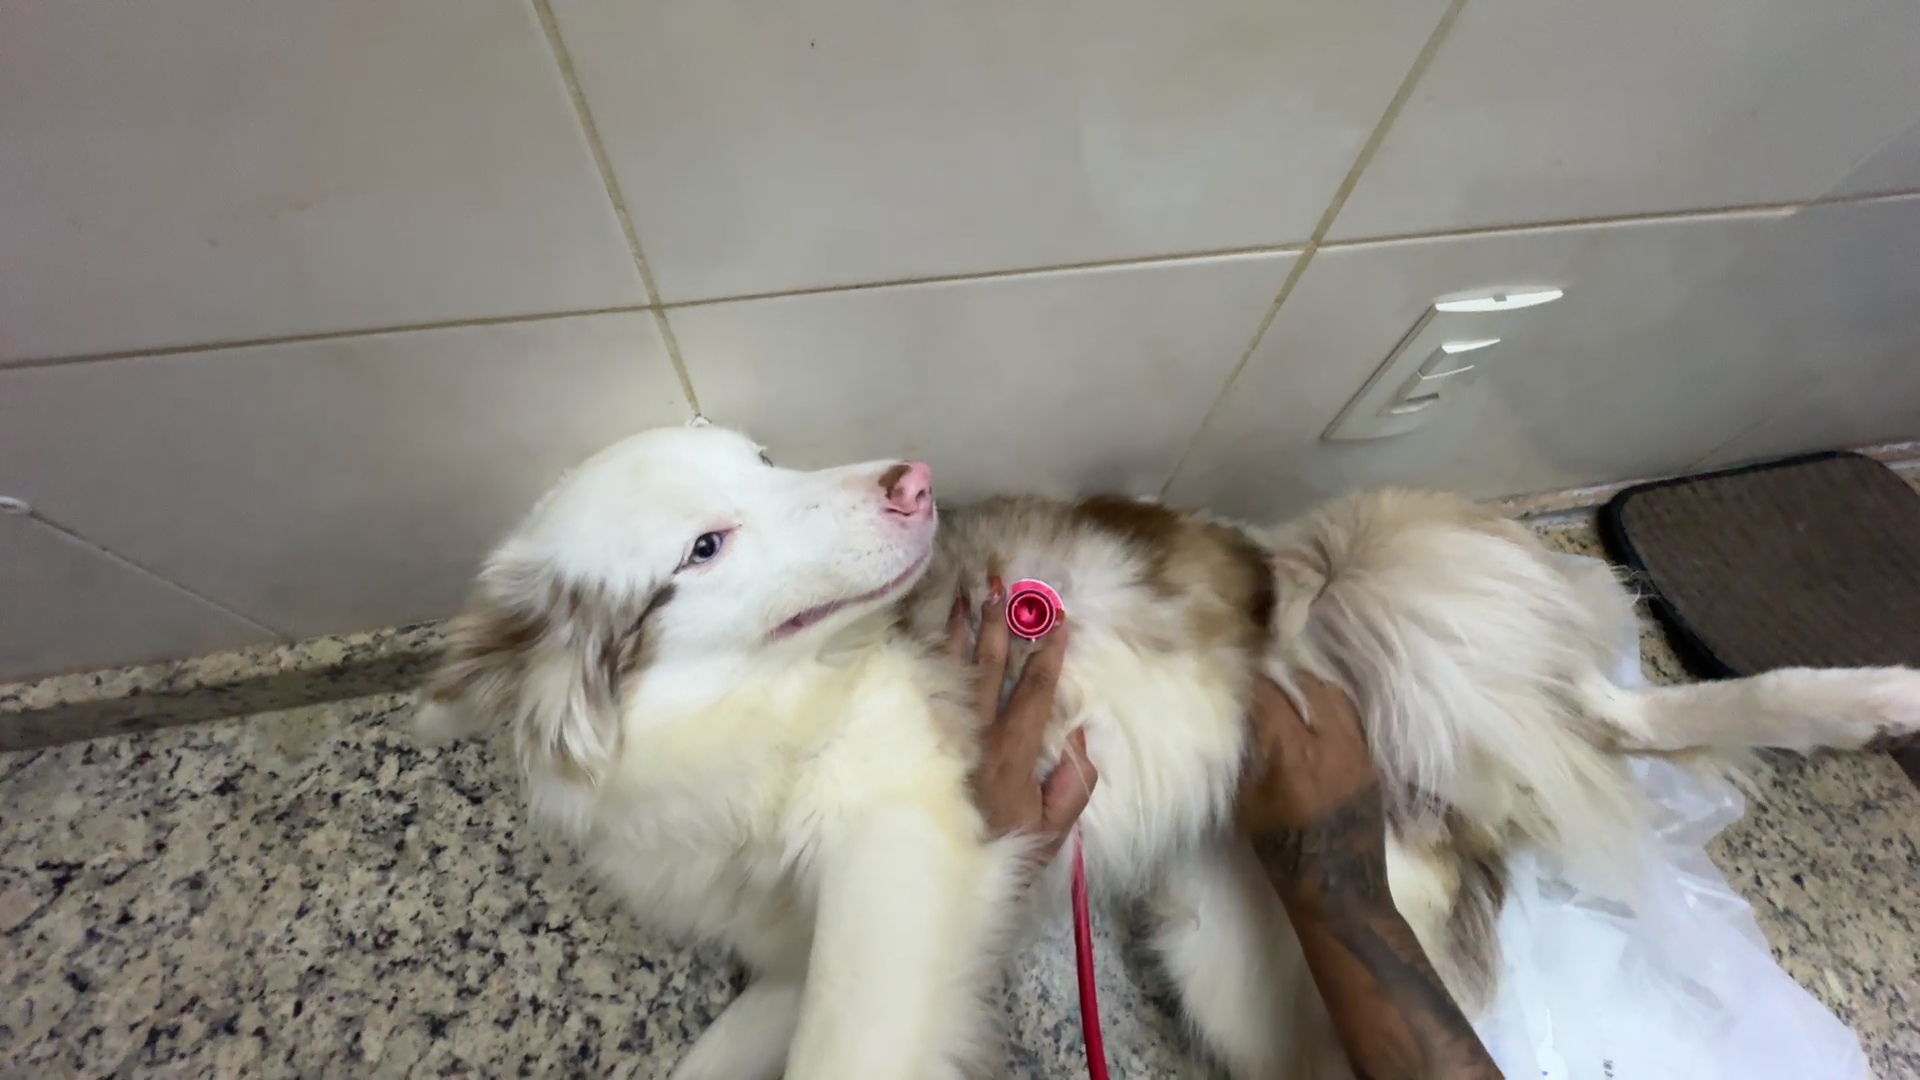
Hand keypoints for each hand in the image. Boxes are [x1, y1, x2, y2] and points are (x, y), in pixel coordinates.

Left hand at [947, 577, 1096, 860]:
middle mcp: (978, 732)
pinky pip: (934, 684)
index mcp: (1012, 751)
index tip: (1058, 618)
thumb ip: (1074, 783)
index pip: (1036, 690)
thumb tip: (1079, 735)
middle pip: (991, 666)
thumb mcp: (1054, 830)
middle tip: (1002, 583)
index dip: (1049, 652)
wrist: (943, 872)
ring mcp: (950, 730)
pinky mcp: (929, 733)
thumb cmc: (1005, 848)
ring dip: (964, 627)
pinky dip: (937, 653)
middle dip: (1000, 622)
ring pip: (958, 667)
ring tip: (968, 591)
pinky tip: (939, 629)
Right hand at [1236, 673, 1377, 837]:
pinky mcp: (1371, 764)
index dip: (1252, 683)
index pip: (1271, 698)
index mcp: (1294, 756)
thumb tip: (1239, 724)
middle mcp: (1331, 746)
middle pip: (1309, 687)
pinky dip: (1330, 708)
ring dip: (1310, 689)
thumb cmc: (1282, 849)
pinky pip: (1351, 719)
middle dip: (1283, 678)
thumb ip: (1247, 758)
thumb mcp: (1248, 803)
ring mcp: (1358, 753)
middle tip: (1264, 679)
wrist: (1340, 890)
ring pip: (1337, 697)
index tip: (1237, 676)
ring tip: (1290, 692)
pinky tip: (1313, 717)